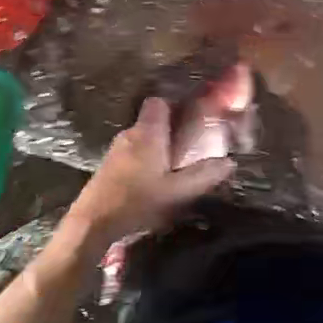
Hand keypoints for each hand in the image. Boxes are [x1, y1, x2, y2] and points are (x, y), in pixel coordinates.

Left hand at [63, 98, 235, 250]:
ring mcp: (117, 148)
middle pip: (152, 119)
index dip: (176, 106)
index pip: (159, 102)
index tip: (192, 119)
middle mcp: (130, 133)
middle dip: (171, 129)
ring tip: (175, 164)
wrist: (93, 221)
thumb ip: (204, 175)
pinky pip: (133, 151)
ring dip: (158, 146)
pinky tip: (154, 178)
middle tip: (190, 145)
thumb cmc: (138, 201)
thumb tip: (229, 162)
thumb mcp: (177, 192)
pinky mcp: (110, 164)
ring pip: (143, 137)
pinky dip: (145, 158)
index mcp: (148, 132)